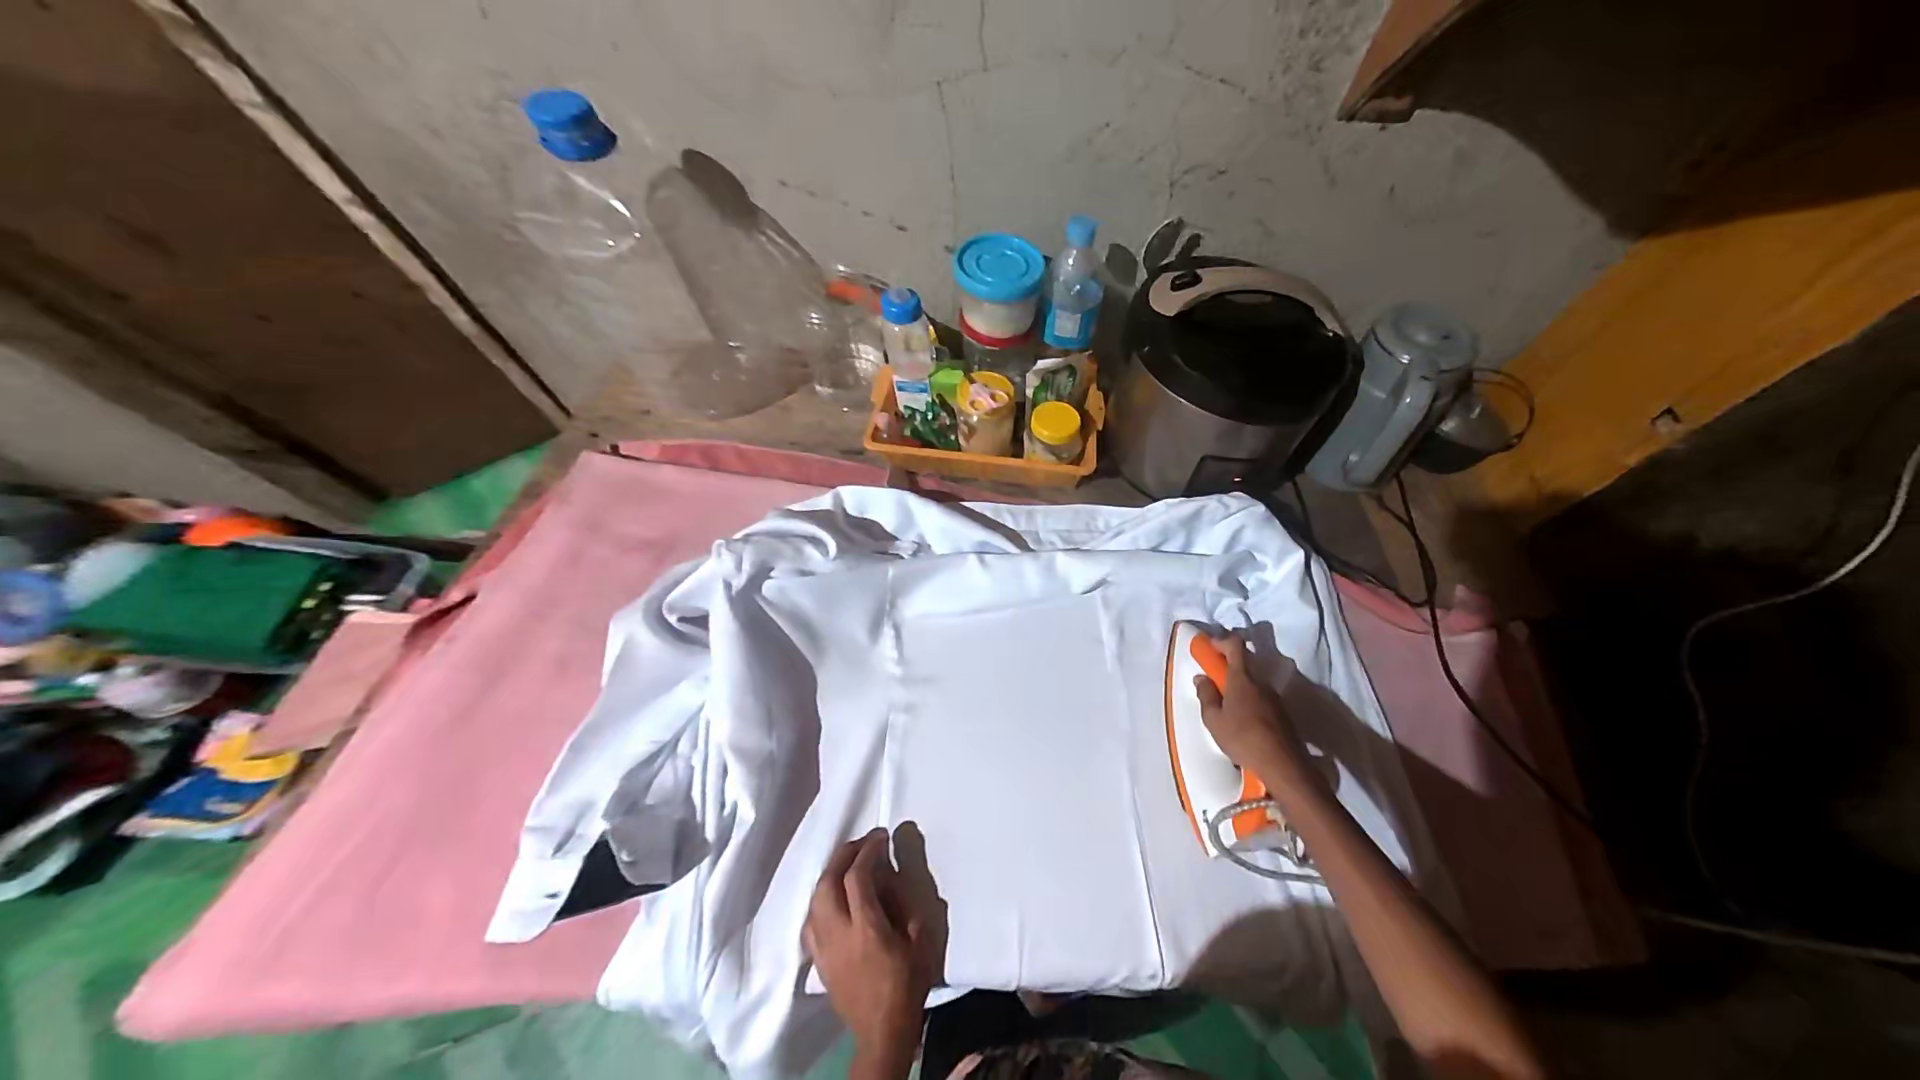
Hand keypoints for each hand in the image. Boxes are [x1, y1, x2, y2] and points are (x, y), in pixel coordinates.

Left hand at [803, 829, 933, 1057]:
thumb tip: (894, 874)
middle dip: (844, 854)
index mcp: (866, 928)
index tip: (881, 836)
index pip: (858, 876)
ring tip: (847, 863)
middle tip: (862, 843)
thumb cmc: (907, 985)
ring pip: (815, 898)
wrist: (882, 1031)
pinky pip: (811, 918)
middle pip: (828, 881)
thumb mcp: (921, 941)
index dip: (868, 850)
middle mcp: (838, 932)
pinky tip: (831, 895)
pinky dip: (820, 897)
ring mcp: (823, 946)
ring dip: (830, 873)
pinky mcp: (817, 958)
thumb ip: (907, 903)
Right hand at [1193, 633, 1313, 789]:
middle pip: (1245, 663)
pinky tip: (1243, 721)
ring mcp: (1274, 697)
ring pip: (1254, 682)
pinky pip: (1262, 697)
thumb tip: (1202, 678)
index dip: (1222, 641)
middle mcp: (1261, 682)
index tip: (1210, 647)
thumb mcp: (1213, 720)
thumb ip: (1206, 695)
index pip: (1235, 645)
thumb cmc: (1242, 738)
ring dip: (1240, 686)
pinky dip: (1250, 700)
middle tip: (1214, 680)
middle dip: (1228, 666)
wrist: (1283, 764)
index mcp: (1242, 678)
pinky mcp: (1282, 712)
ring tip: (1227, 706)